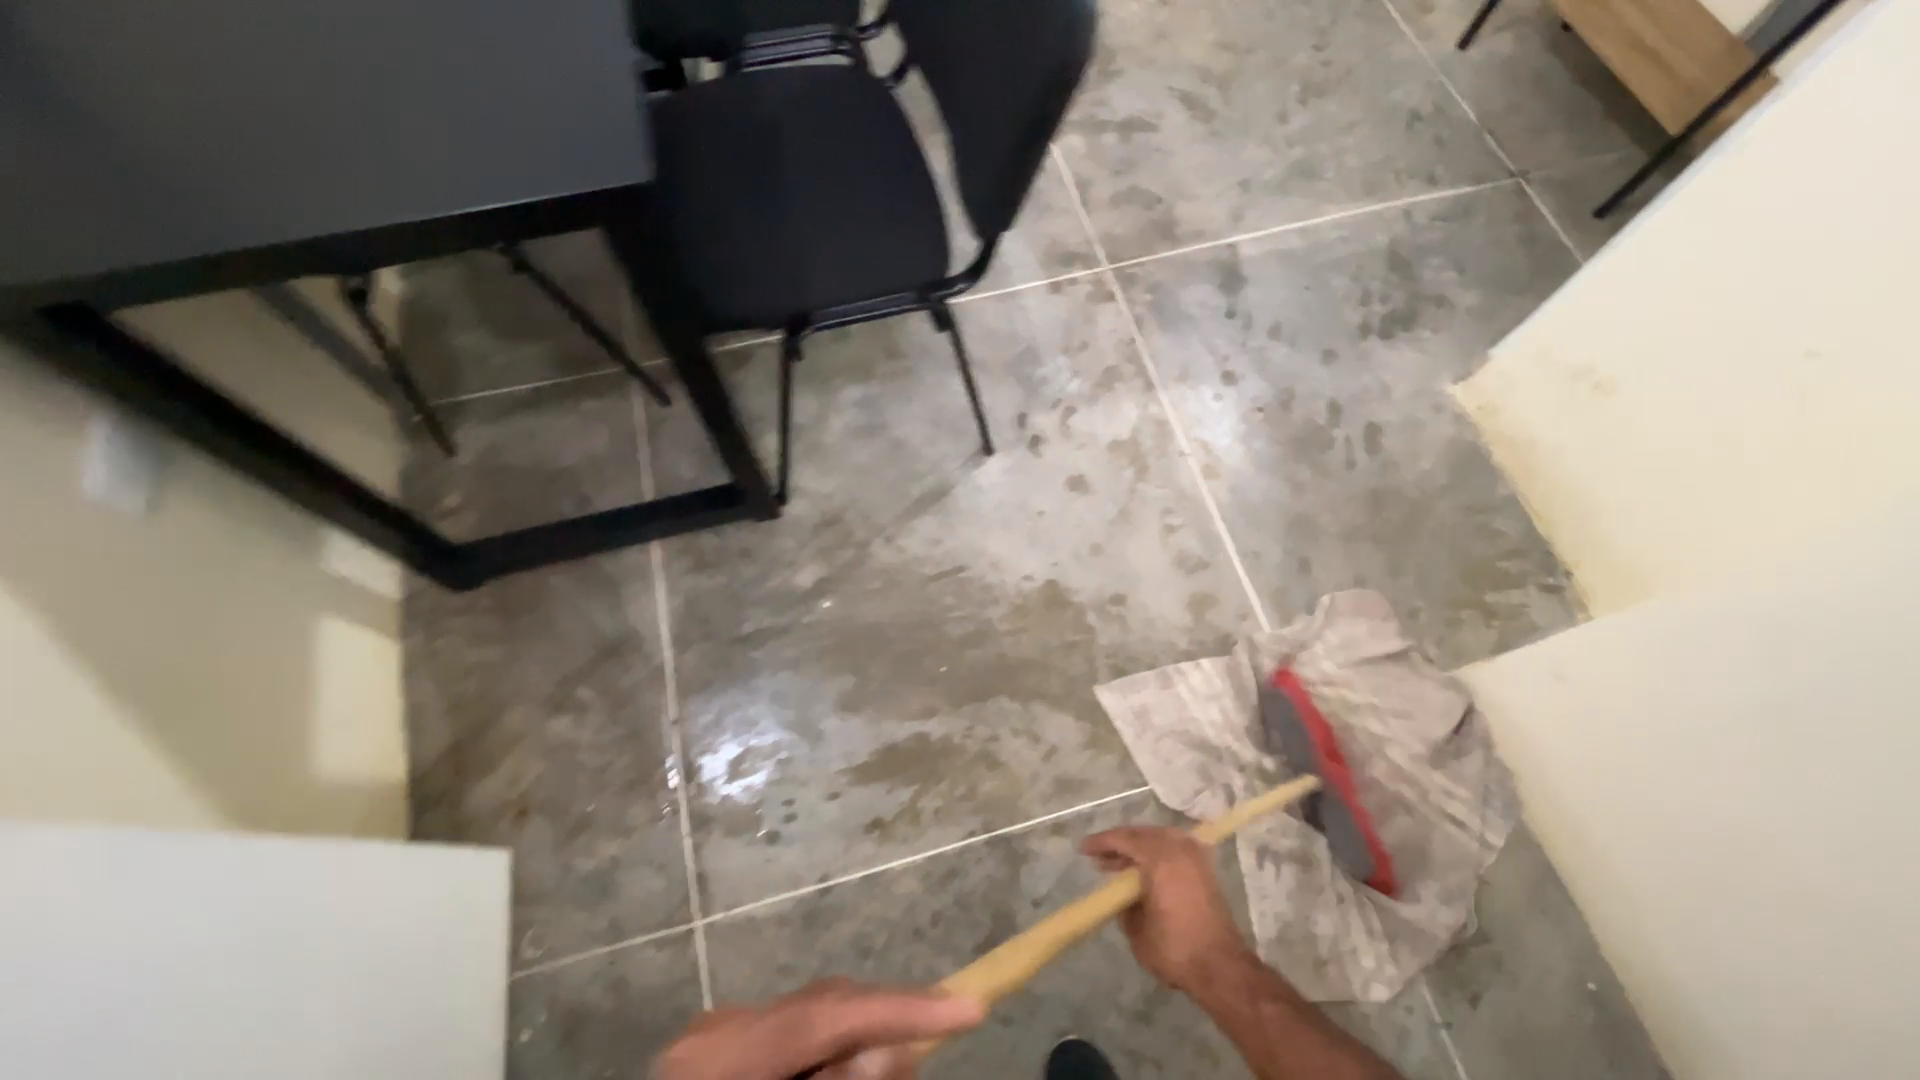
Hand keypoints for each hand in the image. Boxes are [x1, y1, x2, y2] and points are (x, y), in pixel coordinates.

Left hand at [653, 977, 985, 1079]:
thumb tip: (893, 1047)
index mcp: (723, 1054)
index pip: (826, 1014)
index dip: (900, 1007)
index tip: (970, 1007)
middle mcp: (718, 1029)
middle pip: (822, 1007)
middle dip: (884, 1019)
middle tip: (945, 1025)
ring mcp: (713, 1035)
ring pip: (810, 1018)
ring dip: (855, 1039)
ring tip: (886, 1059)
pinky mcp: (717, 1048)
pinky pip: (789, 1037)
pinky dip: (824, 1052)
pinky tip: (837, 1070)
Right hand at [1081, 826, 1251, 993]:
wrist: (1221, 968)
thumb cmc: (1175, 949)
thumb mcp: (1136, 930)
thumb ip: (1125, 904)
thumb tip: (1123, 895)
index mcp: (1161, 859)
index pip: (1125, 838)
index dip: (1101, 842)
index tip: (1083, 849)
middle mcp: (1180, 850)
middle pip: (1143, 834)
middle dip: (1120, 843)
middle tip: (1099, 858)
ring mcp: (1196, 858)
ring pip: (1160, 839)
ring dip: (1139, 847)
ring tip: (1119, 866)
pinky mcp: (1206, 871)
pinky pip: (1175, 849)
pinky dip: (1157, 854)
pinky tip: (1145, 871)